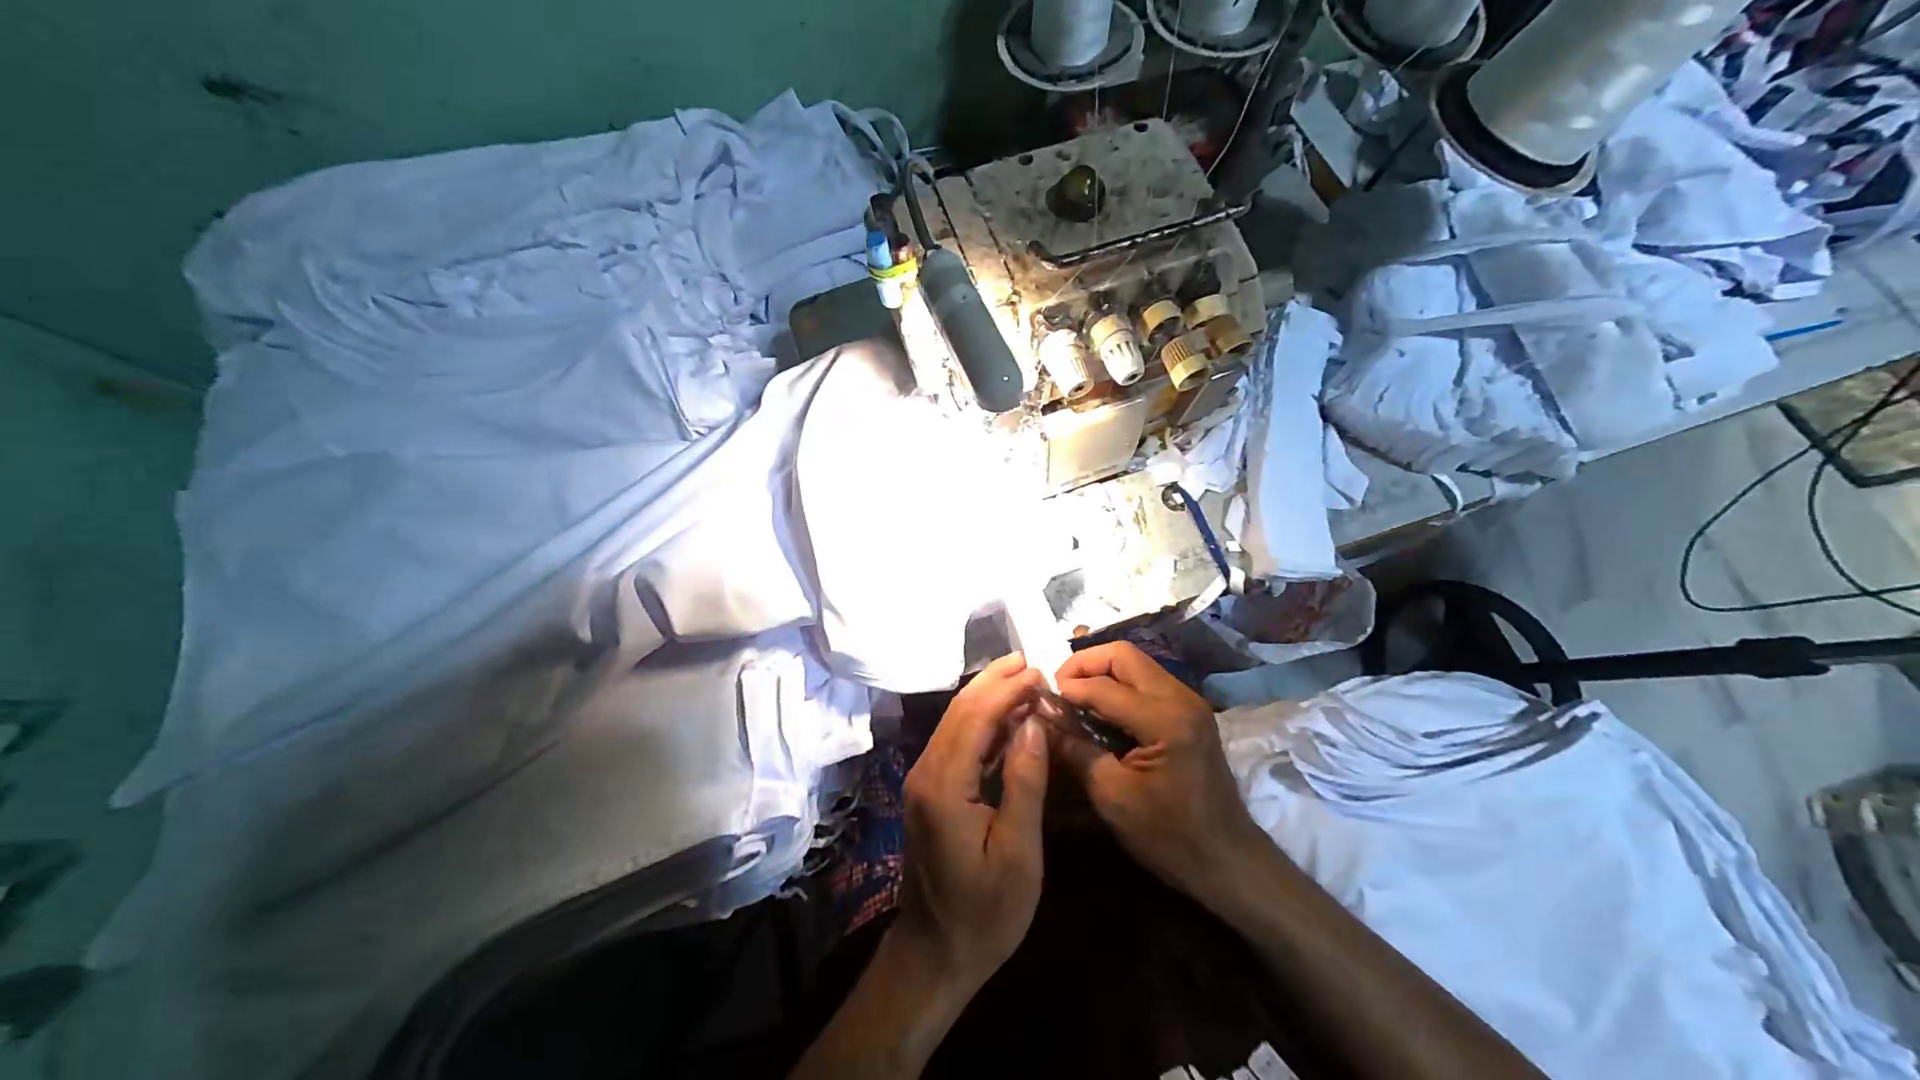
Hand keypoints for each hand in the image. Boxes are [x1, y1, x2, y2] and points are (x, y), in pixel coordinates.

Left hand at [896, 652, 1050, 990]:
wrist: (936, 954)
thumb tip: (1032, 722)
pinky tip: (1007, 720)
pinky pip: (955, 744)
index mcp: (943, 785)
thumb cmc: (985, 912)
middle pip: (958, 712)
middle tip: (1030, 660)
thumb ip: (1024, 782)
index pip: (974, 717)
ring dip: (987, 698)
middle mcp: (925, 773)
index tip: (1039, 669)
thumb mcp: (1018, 852)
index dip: (1006, 689)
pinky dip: (981, 724)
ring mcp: (923, 782)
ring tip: (1023, 680)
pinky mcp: (929, 792)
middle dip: (993, 683)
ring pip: (954, 724)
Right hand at [1050, 642, 1269, 908]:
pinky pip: (1146, 681)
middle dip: (1084, 665)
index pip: (1104, 686)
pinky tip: (1099, 709)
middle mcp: (1181, 698)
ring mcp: (1188, 702)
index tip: (1037, 699)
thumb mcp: (1111, 795)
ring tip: (1073, 697)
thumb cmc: (1168, 835)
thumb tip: (1040, 716)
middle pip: (1124, 655)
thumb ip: (1074, 749)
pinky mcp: (1189, 713)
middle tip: (1057, 689)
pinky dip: (1118, 685)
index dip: (1066, 689)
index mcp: (1165, 719)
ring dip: (1101, 672)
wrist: (1226, 861)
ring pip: (1136, 664)